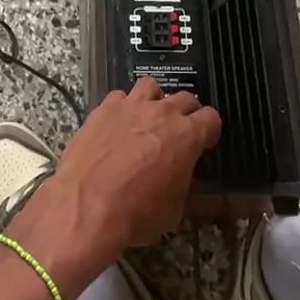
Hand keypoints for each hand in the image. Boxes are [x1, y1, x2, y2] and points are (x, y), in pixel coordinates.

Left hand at [51, 79, 220, 246]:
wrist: (87, 206)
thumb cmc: (137, 213)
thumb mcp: (175, 209)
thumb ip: (183, 182)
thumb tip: (180, 175)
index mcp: (186, 136)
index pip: (211, 118)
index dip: (210, 130)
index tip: (205, 142)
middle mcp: (161, 112)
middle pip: (184, 98)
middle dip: (187, 113)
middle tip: (179, 132)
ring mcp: (129, 106)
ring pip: (150, 86)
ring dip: (154, 100)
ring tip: (148, 119)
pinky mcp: (102, 108)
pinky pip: (119, 97)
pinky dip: (123, 108)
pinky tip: (117, 125)